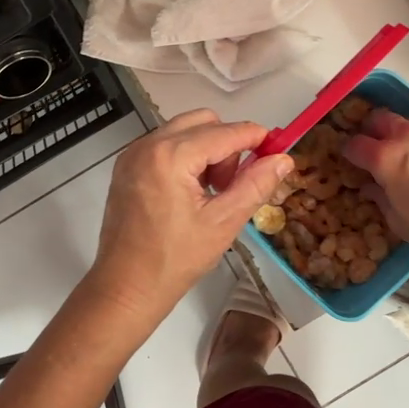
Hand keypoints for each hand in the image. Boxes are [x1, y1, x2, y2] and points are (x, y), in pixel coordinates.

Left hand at [91, 110, 293, 318]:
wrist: (126, 286)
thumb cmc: (174, 259)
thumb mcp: (223, 222)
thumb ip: (255, 185)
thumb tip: (282, 158)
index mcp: (170, 156)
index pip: (224, 133)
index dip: (255, 137)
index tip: (276, 149)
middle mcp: (148, 145)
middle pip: (202, 122)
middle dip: (226, 145)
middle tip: (231, 185)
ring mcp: (132, 154)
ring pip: (183, 130)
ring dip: (206, 151)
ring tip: (210, 193)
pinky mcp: (126, 166)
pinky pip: (164, 144)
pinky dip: (184, 157)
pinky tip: (188, 193)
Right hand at [342, 109, 408, 273]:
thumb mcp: (399, 222)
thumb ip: (380, 199)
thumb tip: (372, 187)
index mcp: (385, 158)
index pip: (355, 144)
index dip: (351, 152)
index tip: (354, 161)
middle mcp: (408, 136)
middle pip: (381, 119)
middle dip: (375, 131)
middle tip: (380, 150)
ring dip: (408, 136)